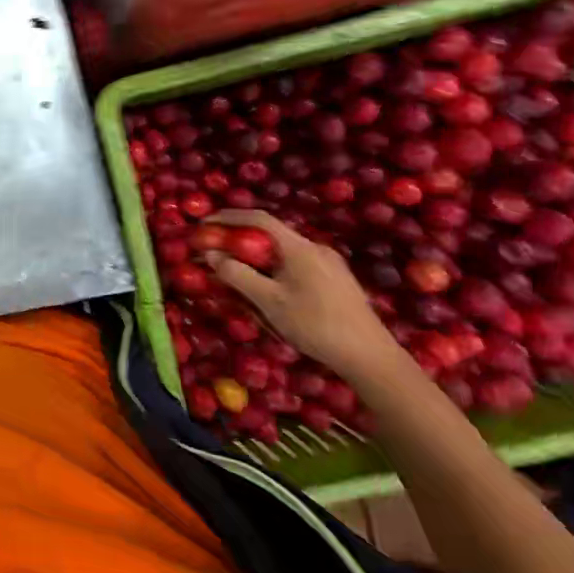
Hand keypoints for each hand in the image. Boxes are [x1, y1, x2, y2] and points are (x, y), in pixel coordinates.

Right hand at [202, 210, 410, 384]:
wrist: (368, 355)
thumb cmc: (315, 324)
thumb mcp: (269, 301)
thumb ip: (238, 275)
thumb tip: (213, 255)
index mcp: (299, 248)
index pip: (259, 219)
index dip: (229, 217)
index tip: (205, 224)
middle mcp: (315, 248)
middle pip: (271, 236)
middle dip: (240, 241)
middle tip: (216, 254)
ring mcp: (328, 264)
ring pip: (283, 253)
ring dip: (257, 259)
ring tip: (238, 277)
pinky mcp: (335, 281)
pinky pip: (296, 266)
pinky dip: (274, 270)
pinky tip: (268, 291)